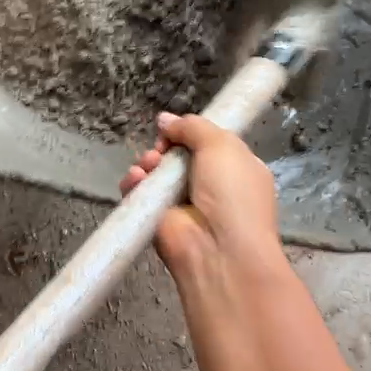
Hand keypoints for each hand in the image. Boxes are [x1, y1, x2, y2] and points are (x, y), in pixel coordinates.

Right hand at [119, 112, 288, 304]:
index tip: (176, 131)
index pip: (208, 143)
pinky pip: (140, 194)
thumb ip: (193, 127)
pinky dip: (134, 184)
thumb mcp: (222, 146)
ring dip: (148, 163)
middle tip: (161, 149)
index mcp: (236, 168)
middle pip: (178, 156)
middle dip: (165, 147)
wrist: (219, 250)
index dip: (190, 134)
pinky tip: (135, 180)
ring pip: (156, 173)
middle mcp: (210, 186)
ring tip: (149, 165)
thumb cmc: (232, 194)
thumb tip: (165, 120)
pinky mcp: (157, 219)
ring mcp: (182, 204)